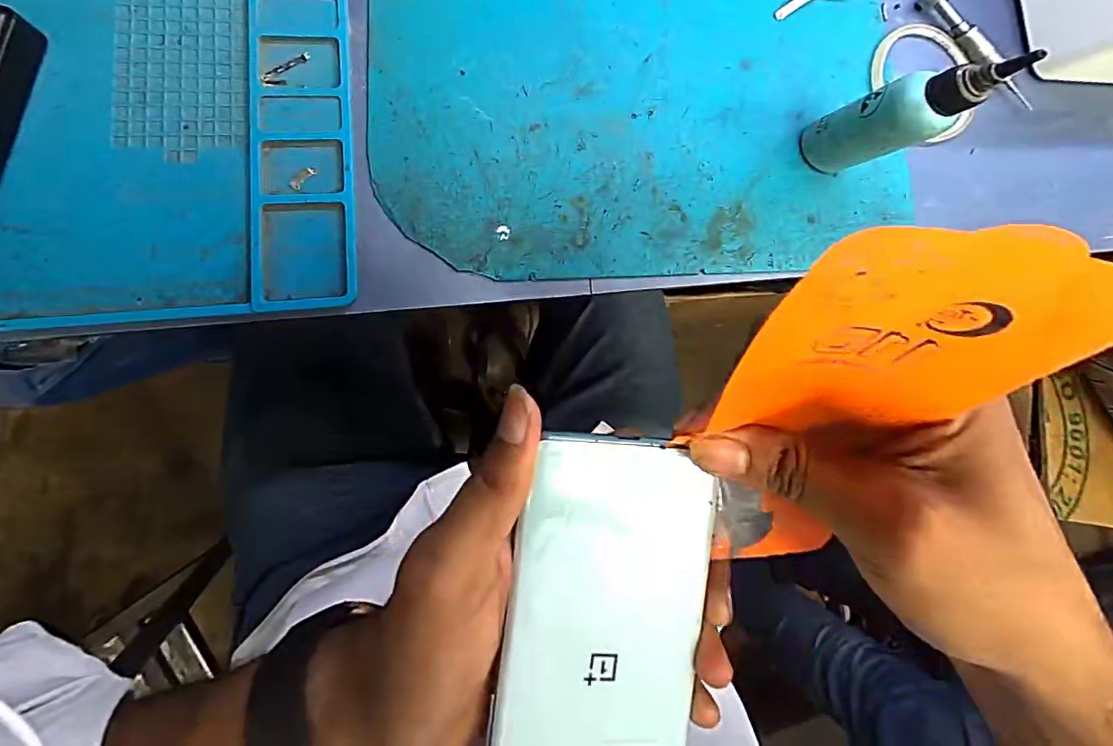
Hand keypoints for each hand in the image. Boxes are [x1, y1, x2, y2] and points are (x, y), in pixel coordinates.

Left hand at [308, 387, 734, 745]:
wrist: (395, 734)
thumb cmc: (418, 638)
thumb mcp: (454, 560)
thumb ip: (491, 488)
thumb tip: (523, 400)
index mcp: (540, 522)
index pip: (614, 491)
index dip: (667, 498)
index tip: (706, 517)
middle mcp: (563, 562)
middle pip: (646, 554)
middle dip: (692, 576)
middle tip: (716, 608)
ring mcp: (572, 618)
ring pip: (650, 610)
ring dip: (690, 631)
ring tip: (711, 666)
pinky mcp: (577, 669)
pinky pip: (634, 666)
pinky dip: (667, 680)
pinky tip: (688, 700)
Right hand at [686, 399, 1111, 678]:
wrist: (1036, 662)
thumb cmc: (986, 585)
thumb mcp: (886, 522)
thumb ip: (797, 474)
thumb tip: (707, 445)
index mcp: (941, 380)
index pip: (844, 342)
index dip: (775, 361)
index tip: (721, 395)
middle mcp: (915, 388)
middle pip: (820, 371)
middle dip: (759, 396)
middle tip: (700, 426)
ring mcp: (897, 423)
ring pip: (812, 406)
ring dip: (763, 426)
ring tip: (708, 444)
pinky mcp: (881, 456)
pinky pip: (818, 439)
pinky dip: (781, 452)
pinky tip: (744, 465)